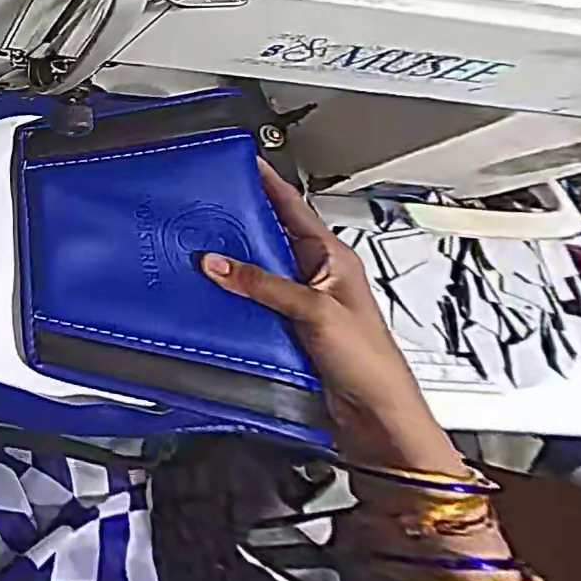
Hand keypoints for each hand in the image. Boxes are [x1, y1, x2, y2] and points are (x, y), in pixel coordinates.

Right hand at [201, 161, 464, 473]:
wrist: (378, 418)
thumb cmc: (371, 363)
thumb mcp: (314, 310)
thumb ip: (263, 284)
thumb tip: (218, 262)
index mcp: (332, 256)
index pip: (293, 206)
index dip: (268, 181)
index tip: (243, 162)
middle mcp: (315, 272)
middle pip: (269, 234)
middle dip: (240, 219)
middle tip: (208, 203)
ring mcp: (300, 297)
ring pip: (257, 266)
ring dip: (233, 259)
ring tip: (202, 243)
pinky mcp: (287, 322)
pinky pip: (253, 296)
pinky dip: (233, 290)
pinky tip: (214, 287)